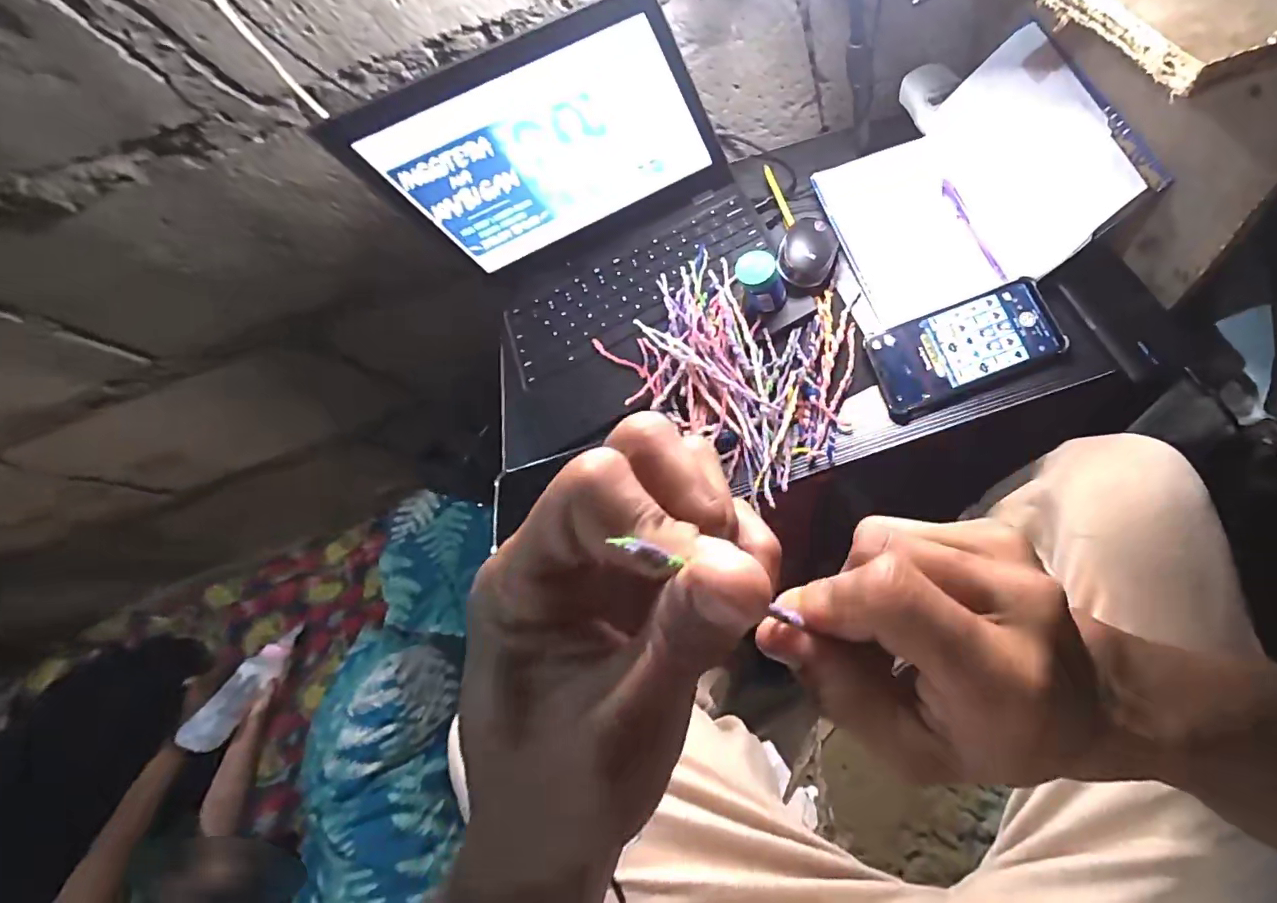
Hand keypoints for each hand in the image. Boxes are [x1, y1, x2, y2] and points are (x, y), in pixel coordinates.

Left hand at [451, 413, 779, 902]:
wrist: (564, 830)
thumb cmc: (567, 788)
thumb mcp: (622, 730)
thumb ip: (678, 644)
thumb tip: (742, 569)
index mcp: (529, 570)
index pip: (594, 484)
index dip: (658, 518)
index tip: (706, 581)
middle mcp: (576, 539)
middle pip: (640, 447)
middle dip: (694, 494)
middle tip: (716, 562)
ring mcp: (625, 545)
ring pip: (686, 469)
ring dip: (725, 519)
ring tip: (730, 593)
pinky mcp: (666, 564)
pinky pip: (720, 514)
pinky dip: (747, 542)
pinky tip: (741, 599)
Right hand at [755, 516, 1105, 785]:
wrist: (1090, 693)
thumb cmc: (1001, 739)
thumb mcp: (914, 750)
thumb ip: (842, 693)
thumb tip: (777, 629)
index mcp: (996, 665)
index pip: (894, 594)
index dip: (829, 601)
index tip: (790, 628)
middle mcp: (1008, 587)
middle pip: (881, 552)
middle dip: (840, 593)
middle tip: (845, 642)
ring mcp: (1005, 546)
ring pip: (886, 534)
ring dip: (862, 576)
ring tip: (886, 624)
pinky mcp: (996, 526)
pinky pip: (907, 529)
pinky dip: (888, 562)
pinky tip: (915, 600)